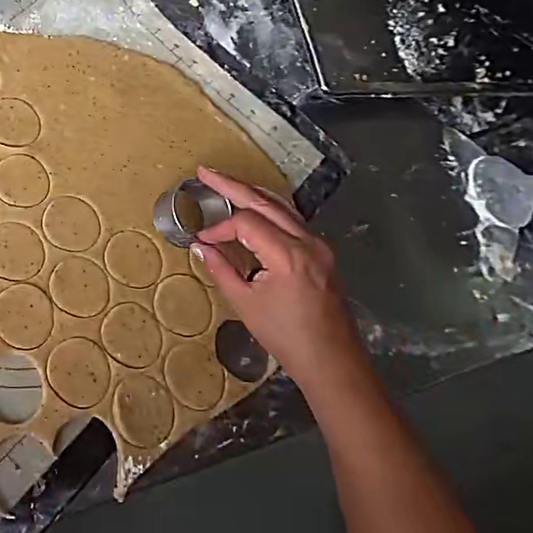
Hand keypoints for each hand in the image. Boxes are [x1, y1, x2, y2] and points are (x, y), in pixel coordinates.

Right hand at [192, 167, 368, 394]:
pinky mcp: (322, 254)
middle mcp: (308, 242)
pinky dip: (270, 210)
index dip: (220, 227)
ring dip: (254, 193)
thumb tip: (200, 246)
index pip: (247, 223)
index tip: (201, 239)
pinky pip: (293, 221)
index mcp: (288, 255)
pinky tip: (255, 208)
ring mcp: (319, 246)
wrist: (331, 360)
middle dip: (234, 185)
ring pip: (283, 207)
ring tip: (227, 183)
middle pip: (266, 202)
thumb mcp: (245, 304)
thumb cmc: (286, 337)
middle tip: (206, 172)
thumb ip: (221, 269)